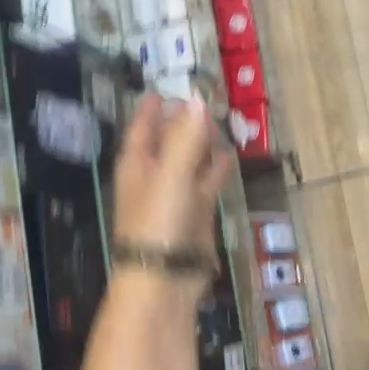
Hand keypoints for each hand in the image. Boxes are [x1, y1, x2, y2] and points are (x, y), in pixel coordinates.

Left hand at [112, 93, 232, 259]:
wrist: (165, 278)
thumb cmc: (159, 222)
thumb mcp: (171, 175)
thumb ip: (186, 137)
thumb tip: (199, 98)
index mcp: (137, 165)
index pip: (141, 129)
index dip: (149, 110)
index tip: (161, 91)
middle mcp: (155, 176)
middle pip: (168, 142)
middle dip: (183, 123)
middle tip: (203, 101)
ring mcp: (178, 195)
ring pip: (191, 161)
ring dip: (203, 143)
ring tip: (222, 123)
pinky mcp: (198, 212)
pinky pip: (208, 182)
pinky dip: (218, 168)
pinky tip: (230, 156)